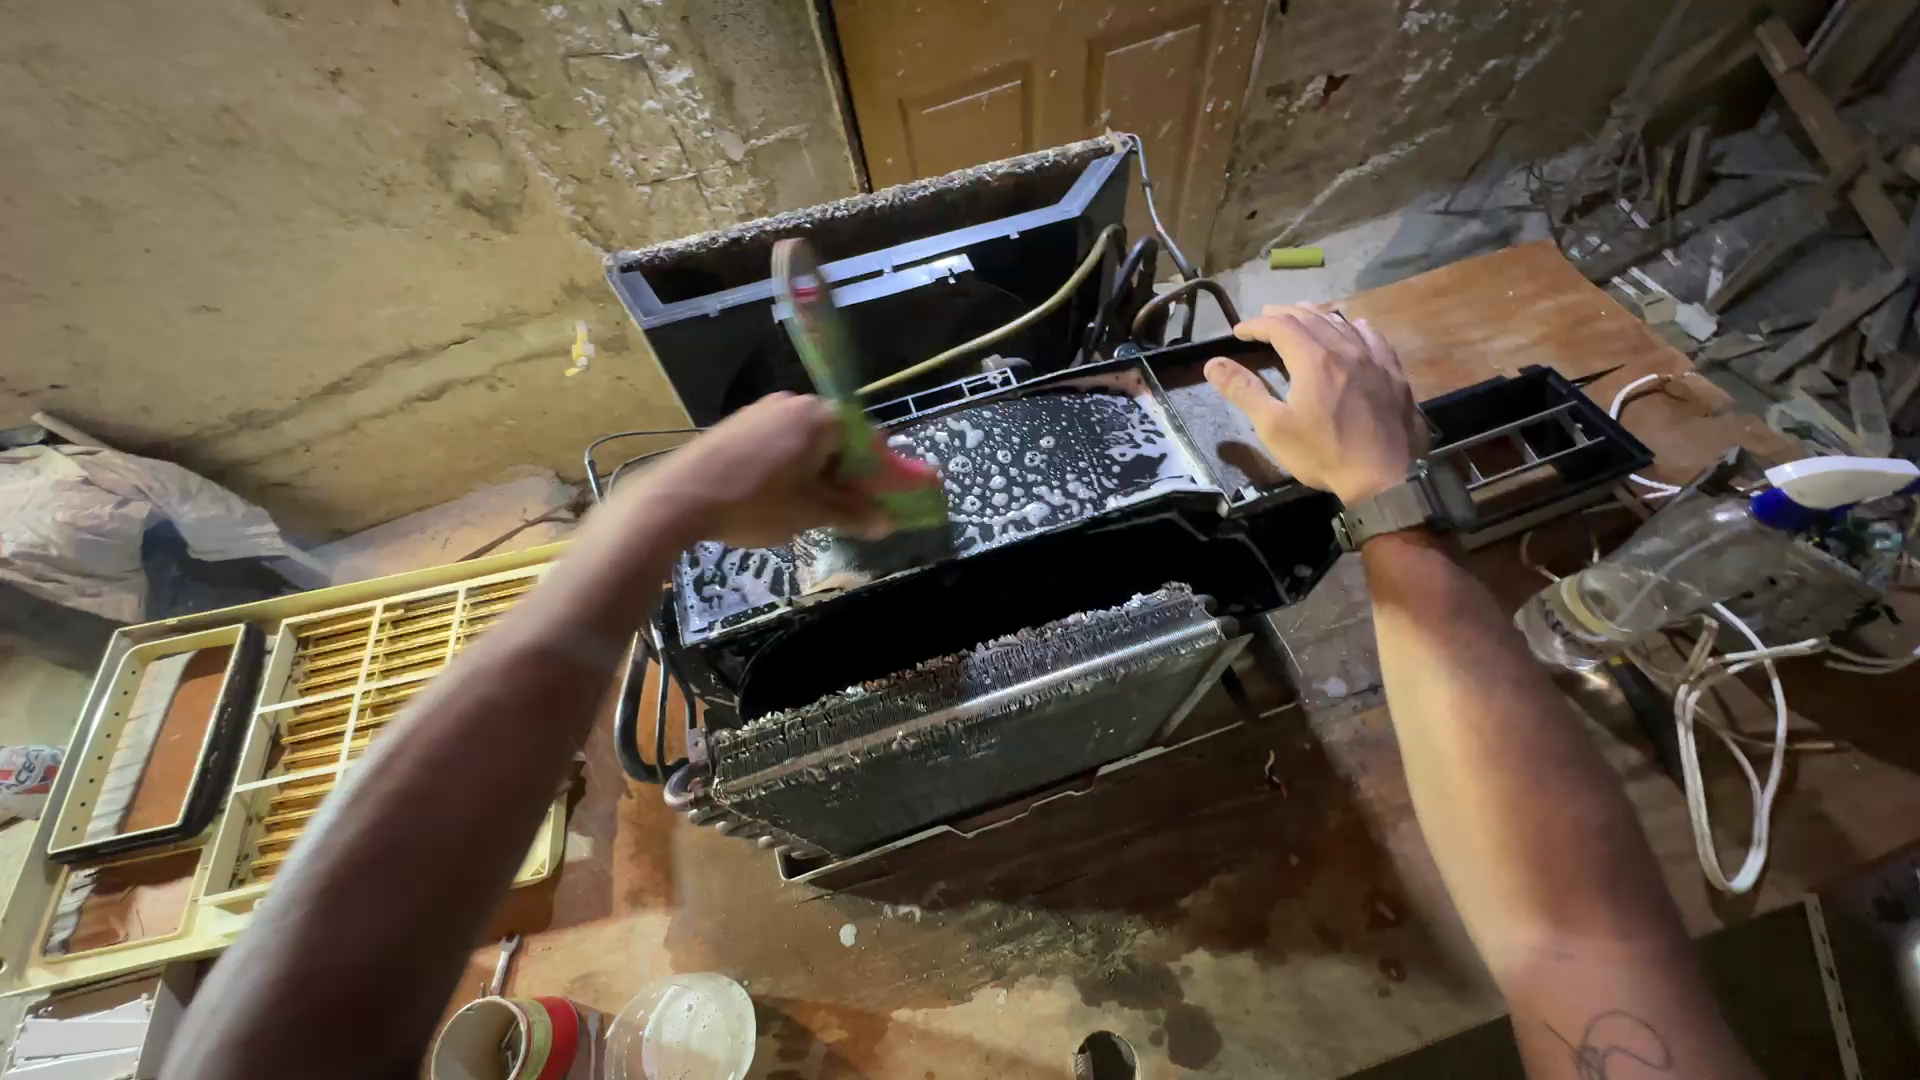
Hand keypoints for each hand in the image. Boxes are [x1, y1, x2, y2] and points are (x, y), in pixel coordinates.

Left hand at [631, 392, 938, 546]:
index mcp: (821, 417)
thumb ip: (853, 513)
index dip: (883, 472)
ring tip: (816, 506)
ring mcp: (763, 410)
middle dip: (852, 473)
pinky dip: (795, 465)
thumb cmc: (755, 502)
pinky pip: (783, 442)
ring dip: (823, 471)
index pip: (870, 440)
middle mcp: (795, 403)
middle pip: (840, 438)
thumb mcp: (811, 512)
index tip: (888, 499)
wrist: (677, 498)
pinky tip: (785, 493)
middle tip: (852, 507)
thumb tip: (887, 523)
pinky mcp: (740, 424)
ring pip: (810, 441)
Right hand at [1205, 304, 1428, 504]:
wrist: (1384, 475)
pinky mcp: (1392, 373)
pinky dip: (1355, 327)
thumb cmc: (1322, 452)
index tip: (1238, 332)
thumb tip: (1213, 364)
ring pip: (1341, 324)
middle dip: (1283, 315)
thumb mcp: (1273, 426)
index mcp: (1312, 359)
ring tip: (1302, 314)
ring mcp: (1372, 359)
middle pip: (1310, 319)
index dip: (1256, 325)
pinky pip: (1373, 338)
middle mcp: (1343, 349)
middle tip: (1264, 318)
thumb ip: (1244, 391)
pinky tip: (1355, 326)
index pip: (1279, 327)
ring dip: (1316, 316)